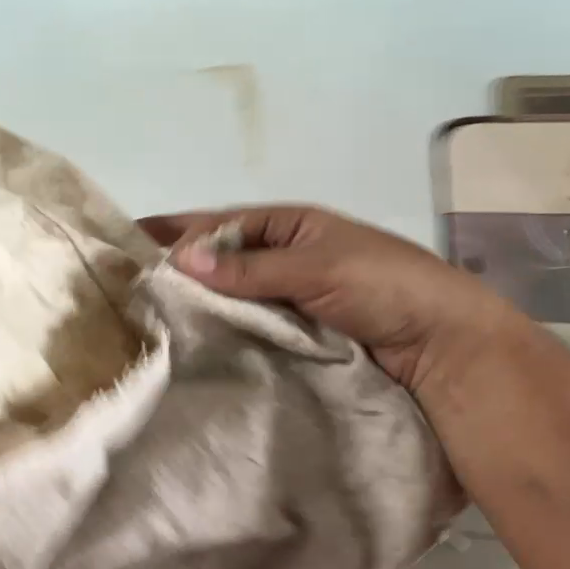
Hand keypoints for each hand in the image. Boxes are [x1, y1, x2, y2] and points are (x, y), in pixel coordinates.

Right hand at [139, 205, 528, 393]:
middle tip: (126, 285)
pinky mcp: (296, 336)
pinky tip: (190, 343)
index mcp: (293, 226)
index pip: (223, 223)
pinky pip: (248, 328)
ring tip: (146, 317)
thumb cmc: (385, 286)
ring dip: (196, 303)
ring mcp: (290, 299)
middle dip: (179, 267)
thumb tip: (182, 260)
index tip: (128, 239)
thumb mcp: (317, 265)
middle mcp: (287, 258)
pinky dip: (220, 332)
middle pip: (221, 259)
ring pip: (231, 296)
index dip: (178, 230)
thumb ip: (250, 268)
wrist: (442, 345)